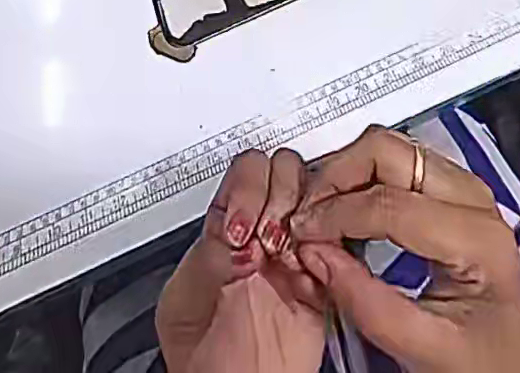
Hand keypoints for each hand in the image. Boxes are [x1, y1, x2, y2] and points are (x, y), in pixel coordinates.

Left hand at [157, 149, 326, 372]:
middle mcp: (264, 224)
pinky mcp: (324, 273)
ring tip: (281, 251)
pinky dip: (326, 238)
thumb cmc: (202, 357)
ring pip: (313, 191)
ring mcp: (295, 245)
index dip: (246, 187)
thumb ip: (204, 257)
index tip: (237, 226)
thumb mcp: (182, 300)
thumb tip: (231, 236)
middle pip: (284, 167)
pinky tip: (305, 260)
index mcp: (228, 221)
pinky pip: (337, 235)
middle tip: (262, 235)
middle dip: (275, 194)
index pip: (248, 168)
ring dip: (299, 214)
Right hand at [287, 127, 519, 372]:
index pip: (391, 205)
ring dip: (347, 169)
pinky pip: (395, 157)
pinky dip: (361, 172)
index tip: (303, 232)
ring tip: (322, 209)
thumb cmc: (486, 361)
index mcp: (477, 239)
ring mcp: (461, 184)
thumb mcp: (429, 351)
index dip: (337, 214)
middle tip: (309, 212)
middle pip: (389, 151)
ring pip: (389, 144)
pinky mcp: (448, 184)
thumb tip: (315, 256)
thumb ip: (369, 305)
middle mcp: (472, 197)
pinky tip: (344, 203)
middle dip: (338, 174)